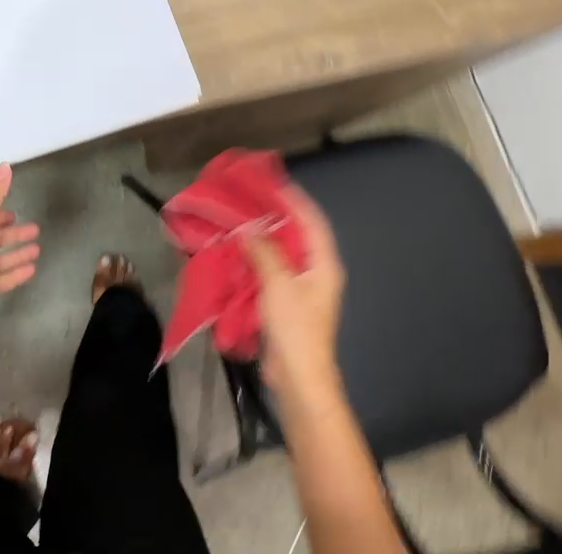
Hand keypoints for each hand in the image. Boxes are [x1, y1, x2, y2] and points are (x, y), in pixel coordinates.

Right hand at [244, 184, 346, 400]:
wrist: (299, 380)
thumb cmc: (295, 330)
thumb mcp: (278, 285)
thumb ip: (264, 252)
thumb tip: (249, 226)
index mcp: (323, 264)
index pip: (311, 221)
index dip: (293, 199)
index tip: (271, 181)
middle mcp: (316, 272)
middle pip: (297, 235)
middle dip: (274, 216)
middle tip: (248, 198)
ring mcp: (302, 289)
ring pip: (282, 253)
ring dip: (262, 238)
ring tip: (238, 220)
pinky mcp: (287, 304)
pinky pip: (271, 272)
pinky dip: (256, 259)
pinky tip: (237, 253)